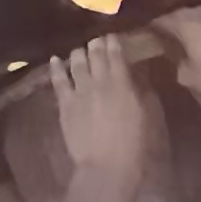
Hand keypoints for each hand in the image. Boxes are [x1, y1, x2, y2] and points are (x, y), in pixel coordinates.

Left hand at [51, 36, 144, 189]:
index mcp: (122, 83)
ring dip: (78, 53)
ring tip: (80, 48)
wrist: (106, 165)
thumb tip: (134, 77)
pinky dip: (56, 68)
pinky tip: (55, 59)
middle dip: (96, 44)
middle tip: (96, 38)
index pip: (116, 55)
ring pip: (77, 63)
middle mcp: (99, 81)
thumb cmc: (133, 144)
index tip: (112, 35)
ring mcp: (80, 92)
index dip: (113, 43)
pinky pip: (59, 81)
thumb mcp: (146, 114)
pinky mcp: (65, 105)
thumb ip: (140, 91)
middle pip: (95, 56)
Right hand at [154, 1, 200, 112]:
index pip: (162, 18)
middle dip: (175, 20)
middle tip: (169, 31)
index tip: (148, 30)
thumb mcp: (189, 77)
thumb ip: (176, 60)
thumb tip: (175, 52)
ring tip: (193, 30)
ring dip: (196, 18)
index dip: (153, 24)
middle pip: (183, 11)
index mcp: (188, 23)